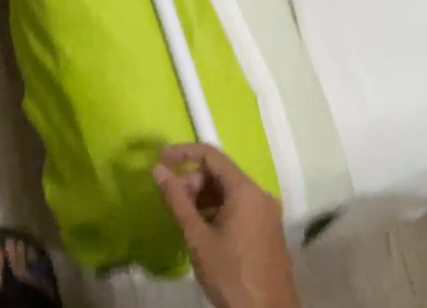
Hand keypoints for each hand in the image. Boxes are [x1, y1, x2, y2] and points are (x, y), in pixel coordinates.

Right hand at [153, 143, 297, 307]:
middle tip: (172, 200)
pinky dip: (218, 209)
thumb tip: (158, 169)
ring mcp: (267, 213)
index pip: (210, 154)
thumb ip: (176, 199)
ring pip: (229, 191)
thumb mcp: (197, 237)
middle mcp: (260, 194)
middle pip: (220, 173)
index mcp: (245, 190)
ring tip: (185, 217)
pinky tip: (204, 230)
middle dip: (192, 181)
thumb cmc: (230, 275)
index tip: (160, 159)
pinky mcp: (268, 230)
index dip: (183, 152)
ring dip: (204, 197)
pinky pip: (240, 207)